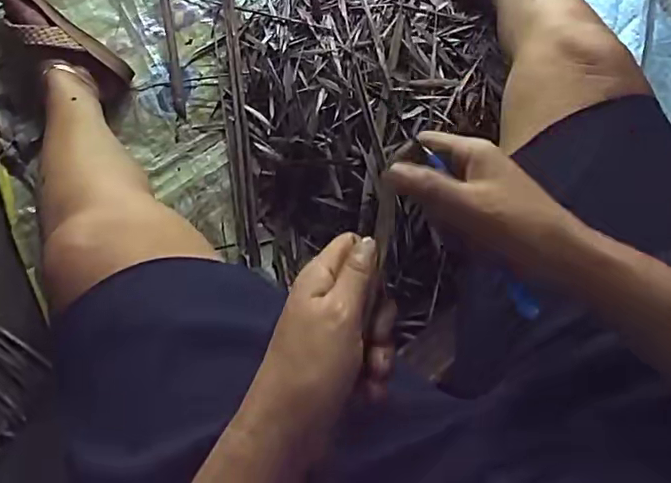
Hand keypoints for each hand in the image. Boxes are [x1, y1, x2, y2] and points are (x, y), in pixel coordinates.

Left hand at [238, 234, 383, 455]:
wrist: (288, 432)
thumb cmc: (314, 365)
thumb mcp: (341, 312)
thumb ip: (358, 274)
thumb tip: (368, 238)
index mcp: (320, 278)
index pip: (351, 245)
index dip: (371, 263)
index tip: (375, 289)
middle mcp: (325, 298)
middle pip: (370, 288)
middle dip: (381, 317)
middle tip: (374, 337)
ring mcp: (331, 331)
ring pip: (373, 326)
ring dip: (381, 351)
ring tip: (373, 373)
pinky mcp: (338, 362)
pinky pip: (367, 355)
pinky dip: (373, 374)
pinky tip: (369, 391)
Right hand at [384, 131, 584, 283]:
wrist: (566, 260)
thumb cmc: (517, 226)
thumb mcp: (467, 206)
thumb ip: (427, 186)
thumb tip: (389, 169)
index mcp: (474, 150)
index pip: (426, 142)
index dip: (407, 161)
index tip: (394, 191)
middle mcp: (480, 163)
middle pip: (434, 177)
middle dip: (435, 206)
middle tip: (449, 225)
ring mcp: (488, 188)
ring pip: (448, 204)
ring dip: (452, 226)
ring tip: (470, 241)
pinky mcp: (494, 212)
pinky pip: (464, 220)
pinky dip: (467, 236)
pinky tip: (481, 250)